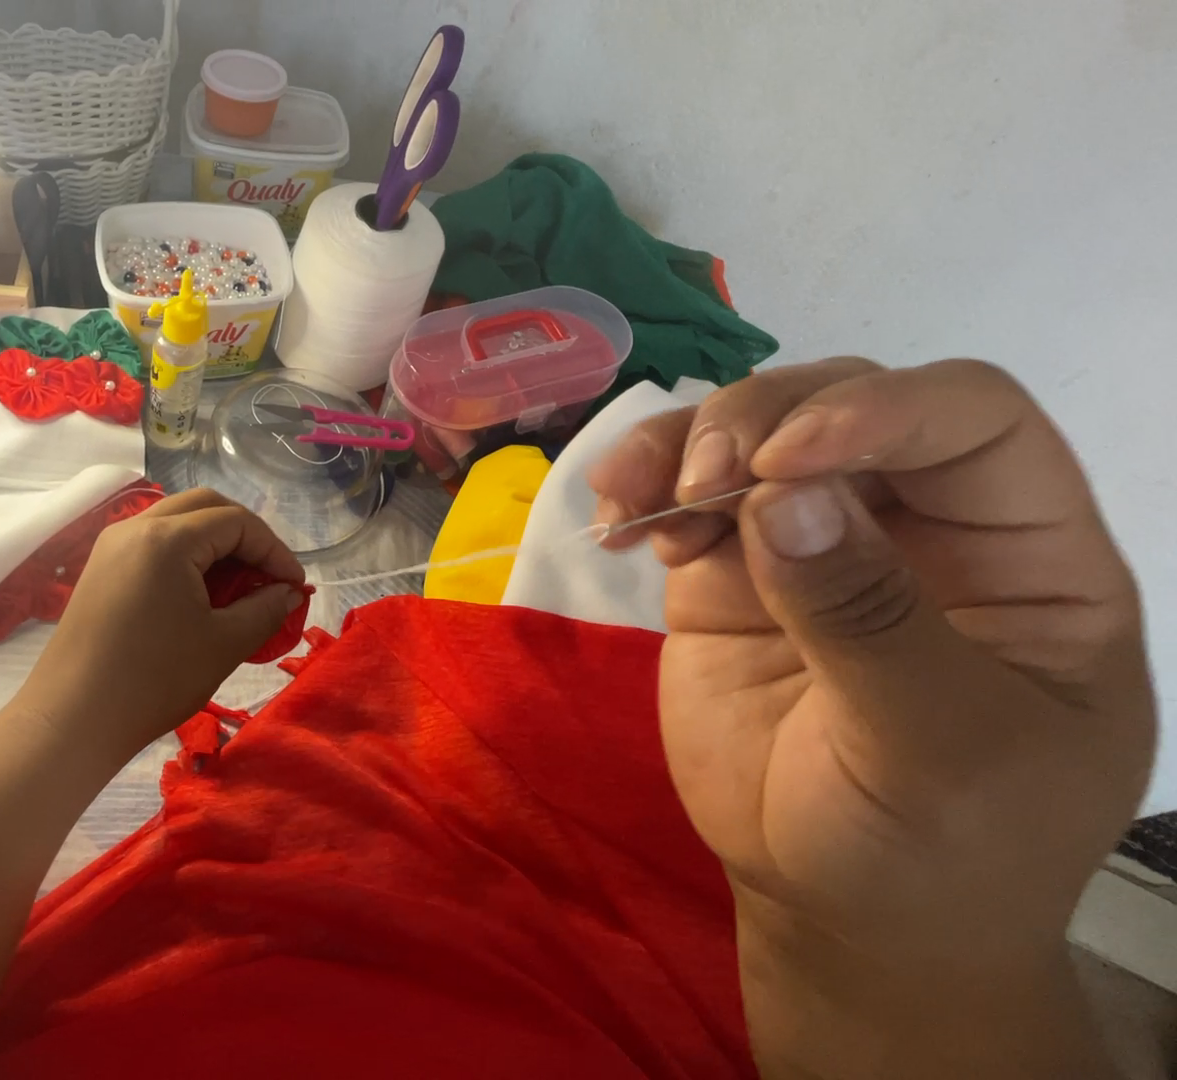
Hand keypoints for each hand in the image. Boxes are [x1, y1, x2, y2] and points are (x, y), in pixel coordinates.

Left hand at [17, 489, 306, 760]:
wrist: (74, 718)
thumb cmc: (154, 680)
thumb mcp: (223, 645)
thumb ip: (265, 609)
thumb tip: (288, 592)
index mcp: (167, 538)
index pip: (236, 522)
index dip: (274, 550)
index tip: (295, 585)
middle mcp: (135, 527)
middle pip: (204, 507)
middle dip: (245, 534)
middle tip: (269, 574)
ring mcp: (111, 546)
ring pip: (175, 521)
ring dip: (213, 542)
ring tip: (238, 584)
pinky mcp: (100, 568)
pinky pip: (152, 542)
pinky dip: (184, 554)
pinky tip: (198, 592)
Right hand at [589, 359, 1152, 987]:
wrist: (831, 902)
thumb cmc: (931, 847)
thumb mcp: (934, 749)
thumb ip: (869, 620)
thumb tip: (779, 499)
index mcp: (1021, 555)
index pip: (968, 421)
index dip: (876, 411)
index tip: (777, 466)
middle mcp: (913, 527)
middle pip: (838, 400)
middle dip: (752, 423)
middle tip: (690, 491)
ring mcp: (806, 544)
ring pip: (743, 433)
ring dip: (673, 447)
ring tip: (629, 503)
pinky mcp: (722, 574)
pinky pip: (677, 497)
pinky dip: (637, 492)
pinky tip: (617, 532)